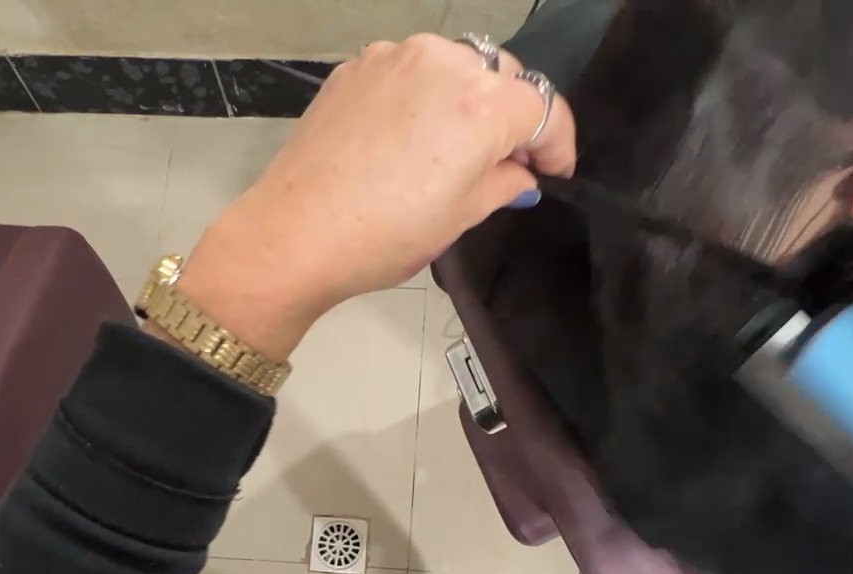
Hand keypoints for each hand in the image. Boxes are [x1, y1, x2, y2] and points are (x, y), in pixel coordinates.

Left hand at [177, 34, 577, 359]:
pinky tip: (408, 141)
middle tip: (503, 166)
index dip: (556, 145)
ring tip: (451, 153)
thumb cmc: (381, 237)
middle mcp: (444, 63)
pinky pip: (410, 72)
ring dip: (467, 103)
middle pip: (502, 78)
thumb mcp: (457, 219)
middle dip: (511, 119)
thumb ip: (502, 185)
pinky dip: (424, 99)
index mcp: (481, 105)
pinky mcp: (359, 67)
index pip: (545, 109)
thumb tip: (521, 175)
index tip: (552, 172)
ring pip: (456, 67)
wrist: (296, 235)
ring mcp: (396, 57)